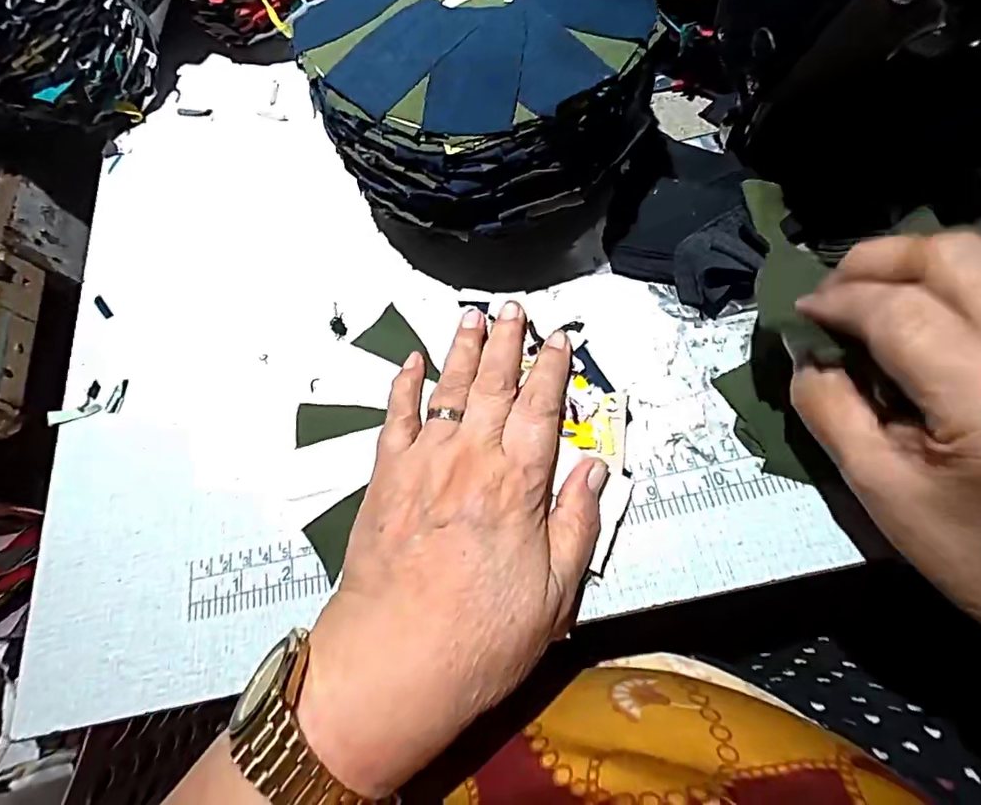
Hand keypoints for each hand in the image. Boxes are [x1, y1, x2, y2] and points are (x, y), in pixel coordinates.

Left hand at [296, 303, 607, 795]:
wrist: (387, 670)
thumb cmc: (475, 638)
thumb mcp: (553, 592)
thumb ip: (577, 523)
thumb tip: (595, 474)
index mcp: (516, 486)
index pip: (543, 408)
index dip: (553, 369)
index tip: (558, 342)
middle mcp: (470, 463)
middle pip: (496, 385)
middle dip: (508, 341)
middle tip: (515, 310)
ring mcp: (424, 465)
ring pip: (449, 389)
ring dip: (463, 349)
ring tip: (472, 317)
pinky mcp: (386, 480)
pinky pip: (395, 419)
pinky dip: (403, 386)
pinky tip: (411, 363)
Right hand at [792, 232, 980, 671]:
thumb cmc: (980, 557)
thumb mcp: (881, 493)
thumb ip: (830, 410)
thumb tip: (806, 351)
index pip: (903, 313)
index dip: (841, 302)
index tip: (802, 314)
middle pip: (953, 255)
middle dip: (878, 258)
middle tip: (834, 291)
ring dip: (913, 267)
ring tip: (869, 299)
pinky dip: (948, 288)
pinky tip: (921, 322)